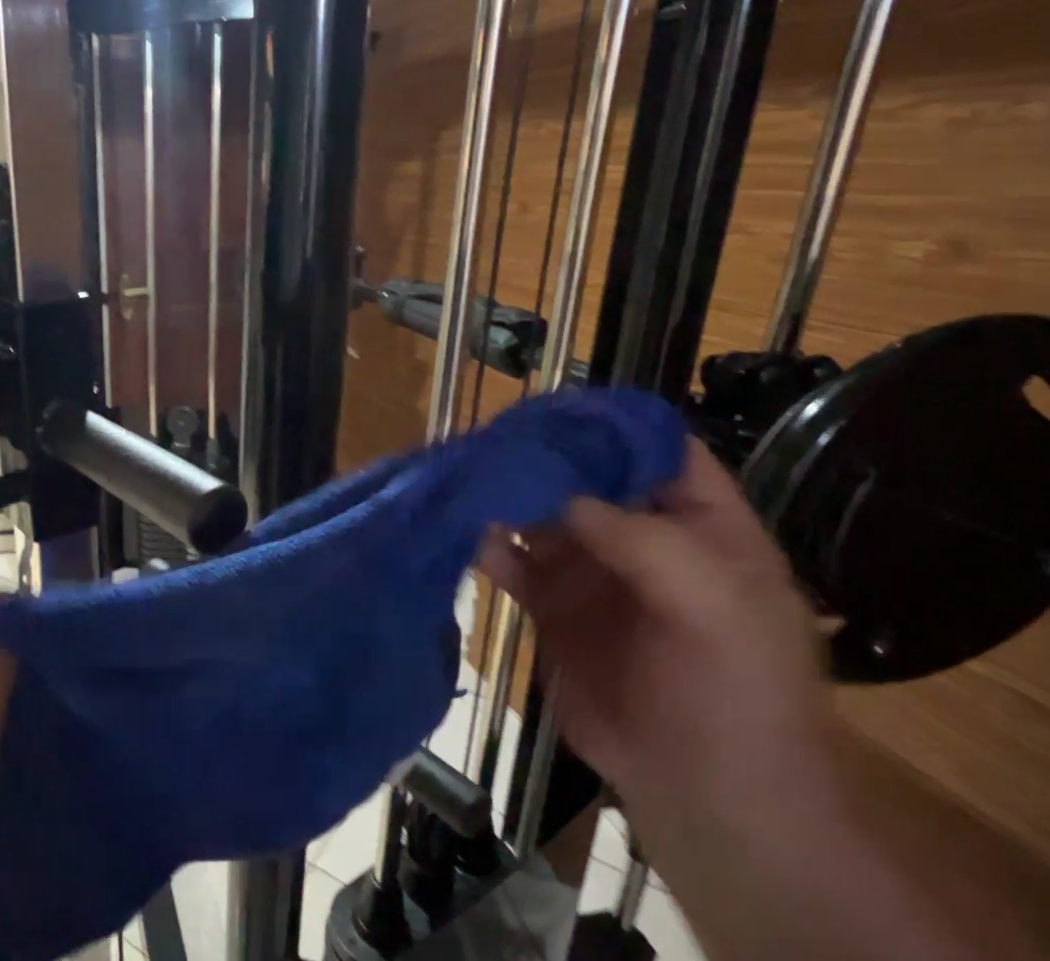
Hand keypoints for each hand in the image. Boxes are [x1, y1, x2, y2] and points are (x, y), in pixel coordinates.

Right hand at [477, 438, 834, 820]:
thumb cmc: (734, 693)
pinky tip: (465, 538)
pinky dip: (487, 547)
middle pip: (587, 477)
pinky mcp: (551, 610)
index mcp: (703, 526)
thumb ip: (642, 540)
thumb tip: (559, 494)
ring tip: (465, 480)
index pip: (659, 451)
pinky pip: (512, 564)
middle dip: (542, 458)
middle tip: (487, 439)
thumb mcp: (714, 606)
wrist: (702, 789)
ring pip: (541, 516)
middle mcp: (644, 539)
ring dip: (506, 499)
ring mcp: (593, 575)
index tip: (551, 409)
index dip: (611, 425)